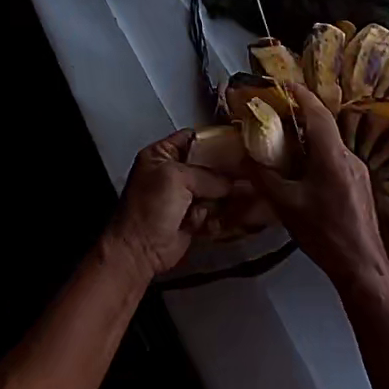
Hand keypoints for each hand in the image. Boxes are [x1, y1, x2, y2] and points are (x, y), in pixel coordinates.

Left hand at [108, 130, 231, 278]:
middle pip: (208, 165)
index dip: (215, 140)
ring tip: (245, 194)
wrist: (140, 251)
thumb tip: (235, 184)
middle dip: (227, 170)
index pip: (193, 138)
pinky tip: (234, 214)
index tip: (238, 144)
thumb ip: (209, 175)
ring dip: (227, 194)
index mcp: (161, 155)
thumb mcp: (178, 178)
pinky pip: (215, 210)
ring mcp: (183, 196)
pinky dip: (223, 214)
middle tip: (248, 170)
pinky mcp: (192, 217)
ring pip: (214, 188)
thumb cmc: (149, 208)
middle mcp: (173, 172)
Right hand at [247, 83, 388, 289]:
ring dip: (308, 137)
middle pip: (324, 125)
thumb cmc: (323, 234)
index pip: (317, 113)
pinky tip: (303, 170)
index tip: (283, 84)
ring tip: (284, 142)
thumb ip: (265, 178)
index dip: (300, 94)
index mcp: (332, 155)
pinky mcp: (360, 183)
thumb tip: (247, 158)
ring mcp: (358, 169)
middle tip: (276, 112)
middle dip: (300, 115)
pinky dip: (318, 154)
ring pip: (330, 143)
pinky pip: (336, 158)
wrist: (362, 264)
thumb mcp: (286, 205)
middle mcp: (349, 156)